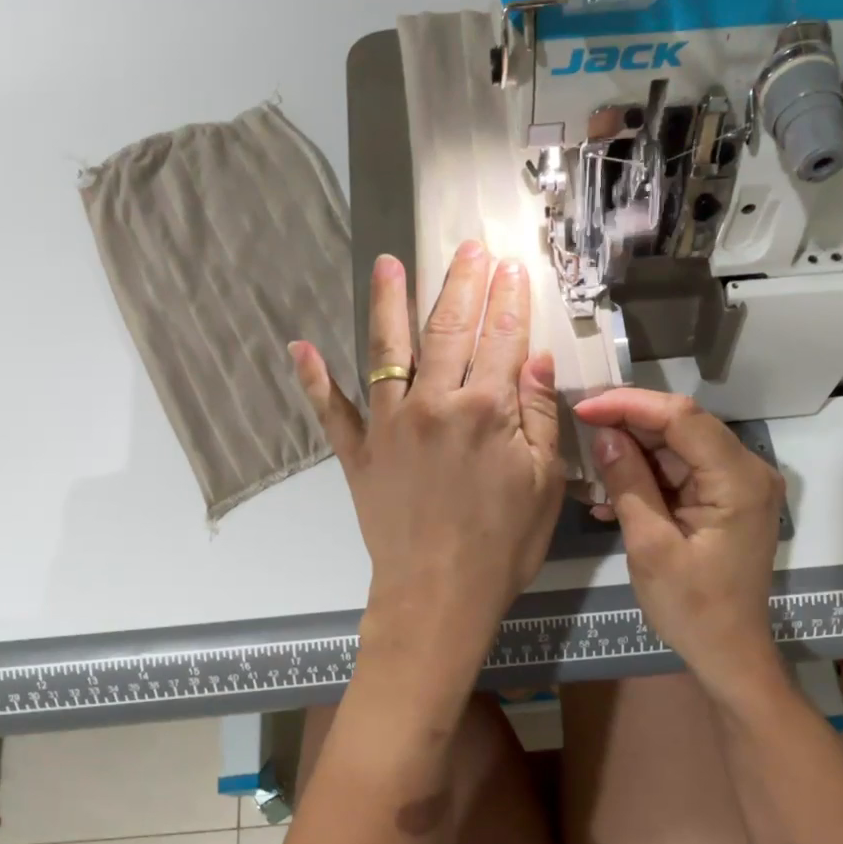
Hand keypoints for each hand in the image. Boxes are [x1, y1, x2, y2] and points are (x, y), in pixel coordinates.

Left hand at [291, 243, 563, 641]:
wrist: (437, 595)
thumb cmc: (502, 545)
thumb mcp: (542, 484)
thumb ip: (539, 417)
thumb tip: (536, 358)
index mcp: (486, 409)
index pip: (501, 338)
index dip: (507, 299)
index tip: (509, 266)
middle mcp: (434, 403)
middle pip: (448, 329)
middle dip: (459, 283)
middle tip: (466, 247)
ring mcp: (389, 425)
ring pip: (388, 352)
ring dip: (387, 304)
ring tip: (388, 263)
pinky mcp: (357, 453)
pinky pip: (332, 411)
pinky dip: (315, 380)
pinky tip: (300, 347)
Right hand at [574, 389, 785, 693]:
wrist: (728, 653)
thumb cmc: (692, 608)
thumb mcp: (651, 546)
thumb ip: (628, 483)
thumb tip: (603, 434)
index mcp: (738, 479)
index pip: (682, 417)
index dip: (629, 405)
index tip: (583, 407)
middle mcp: (747, 470)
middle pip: (683, 426)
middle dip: (628, 423)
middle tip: (577, 426)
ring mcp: (738, 485)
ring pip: (678, 448)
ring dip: (633, 451)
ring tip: (586, 460)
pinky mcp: (726, 500)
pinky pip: (682, 473)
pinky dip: (647, 477)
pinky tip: (609, 492)